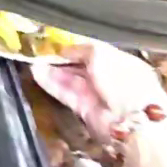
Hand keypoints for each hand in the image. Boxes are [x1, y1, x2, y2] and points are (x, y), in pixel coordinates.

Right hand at [30, 40, 166, 143]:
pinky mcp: (86, 110)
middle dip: (62, 60)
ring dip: (53, 71)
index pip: (96, 53)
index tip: (57, 43)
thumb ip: (82, 49)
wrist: (133, 122)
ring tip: (33, 62)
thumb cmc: (122, 81)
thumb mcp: (102, 54)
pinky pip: (67, 93)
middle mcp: (110, 79)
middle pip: (81, 67)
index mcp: (122, 63)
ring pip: (72, 80)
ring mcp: (98, 95)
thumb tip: (66, 49)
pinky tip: (36, 74)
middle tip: (40, 52)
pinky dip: (52, 84)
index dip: (76, 48)